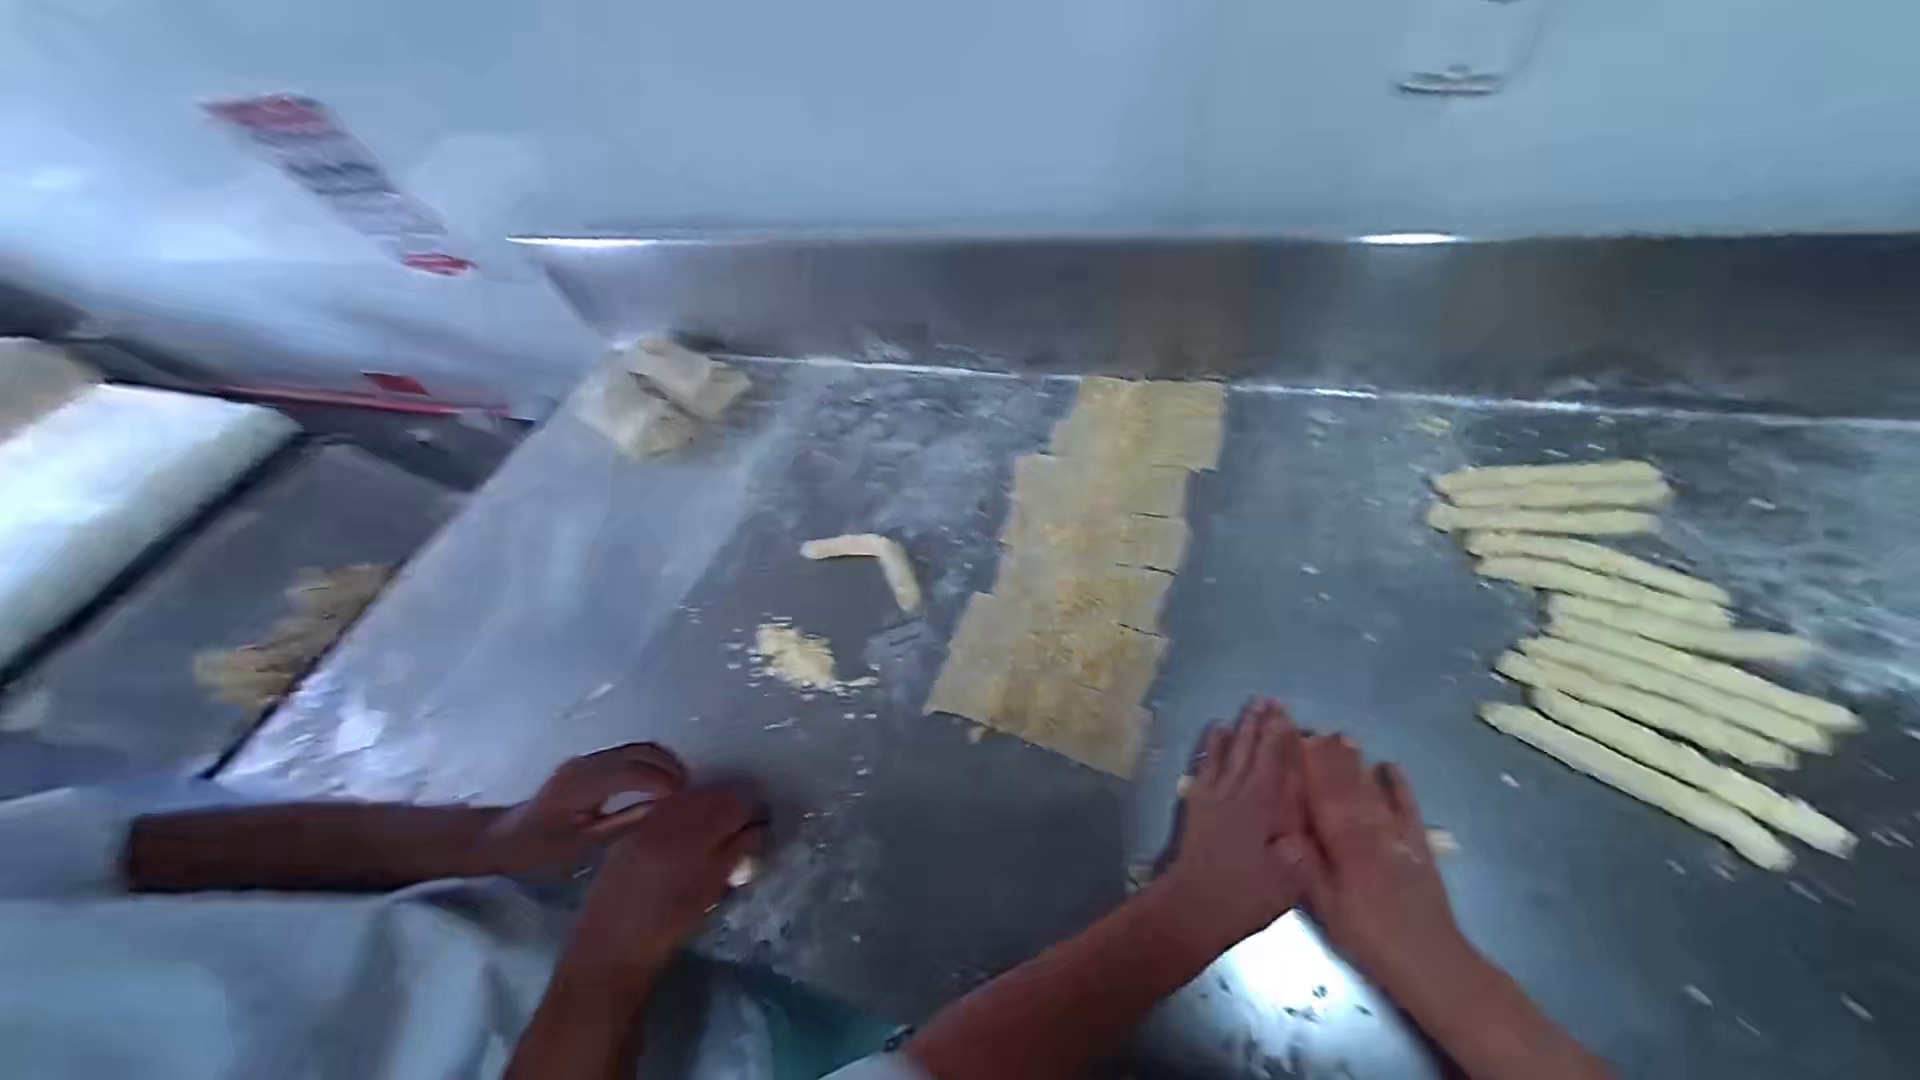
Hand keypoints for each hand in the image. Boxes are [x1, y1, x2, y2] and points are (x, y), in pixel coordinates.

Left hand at [480, 742, 688, 875]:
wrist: (503, 837)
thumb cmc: (539, 849)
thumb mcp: (581, 846)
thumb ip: (623, 823)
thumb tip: (661, 809)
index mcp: (581, 785)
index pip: (633, 773)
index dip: (662, 781)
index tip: (682, 797)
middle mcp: (586, 764)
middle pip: (640, 753)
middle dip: (669, 768)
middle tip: (689, 789)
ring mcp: (588, 759)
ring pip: (638, 748)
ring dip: (663, 761)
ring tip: (680, 782)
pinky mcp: (591, 761)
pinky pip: (630, 752)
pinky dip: (652, 760)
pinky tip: (661, 776)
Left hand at [563, 786, 764, 990]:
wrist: (611, 949)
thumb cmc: (669, 927)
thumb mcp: (711, 890)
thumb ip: (736, 852)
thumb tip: (758, 828)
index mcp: (696, 837)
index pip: (735, 805)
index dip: (753, 808)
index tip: (763, 818)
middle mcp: (671, 821)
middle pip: (712, 795)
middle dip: (732, 801)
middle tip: (744, 817)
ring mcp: (649, 823)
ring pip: (689, 797)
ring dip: (709, 802)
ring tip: (719, 819)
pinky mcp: (633, 830)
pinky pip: (667, 807)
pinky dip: (685, 808)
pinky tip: (691, 824)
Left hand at [1160, 697, 1315, 949]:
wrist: (1197, 903)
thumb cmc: (1248, 896)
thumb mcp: (1288, 876)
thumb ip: (1298, 842)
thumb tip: (1304, 814)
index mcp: (1262, 809)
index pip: (1276, 765)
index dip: (1281, 738)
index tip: (1288, 716)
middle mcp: (1238, 793)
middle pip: (1251, 751)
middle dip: (1261, 724)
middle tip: (1268, 699)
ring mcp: (1215, 795)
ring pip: (1230, 752)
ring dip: (1240, 729)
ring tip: (1248, 707)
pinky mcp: (1198, 802)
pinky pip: (1206, 765)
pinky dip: (1211, 746)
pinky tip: (1215, 730)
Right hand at [1300, 736, 1469, 998]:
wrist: (1434, 964)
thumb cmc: (1370, 936)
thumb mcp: (1326, 907)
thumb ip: (1304, 865)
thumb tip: (1276, 830)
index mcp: (1343, 841)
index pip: (1317, 790)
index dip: (1300, 761)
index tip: (1286, 736)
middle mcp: (1369, 829)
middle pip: (1342, 782)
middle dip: (1323, 754)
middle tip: (1306, 726)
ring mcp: (1395, 835)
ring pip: (1370, 789)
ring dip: (1354, 762)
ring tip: (1339, 736)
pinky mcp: (1417, 845)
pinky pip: (1407, 807)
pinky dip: (1398, 786)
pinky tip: (1390, 766)